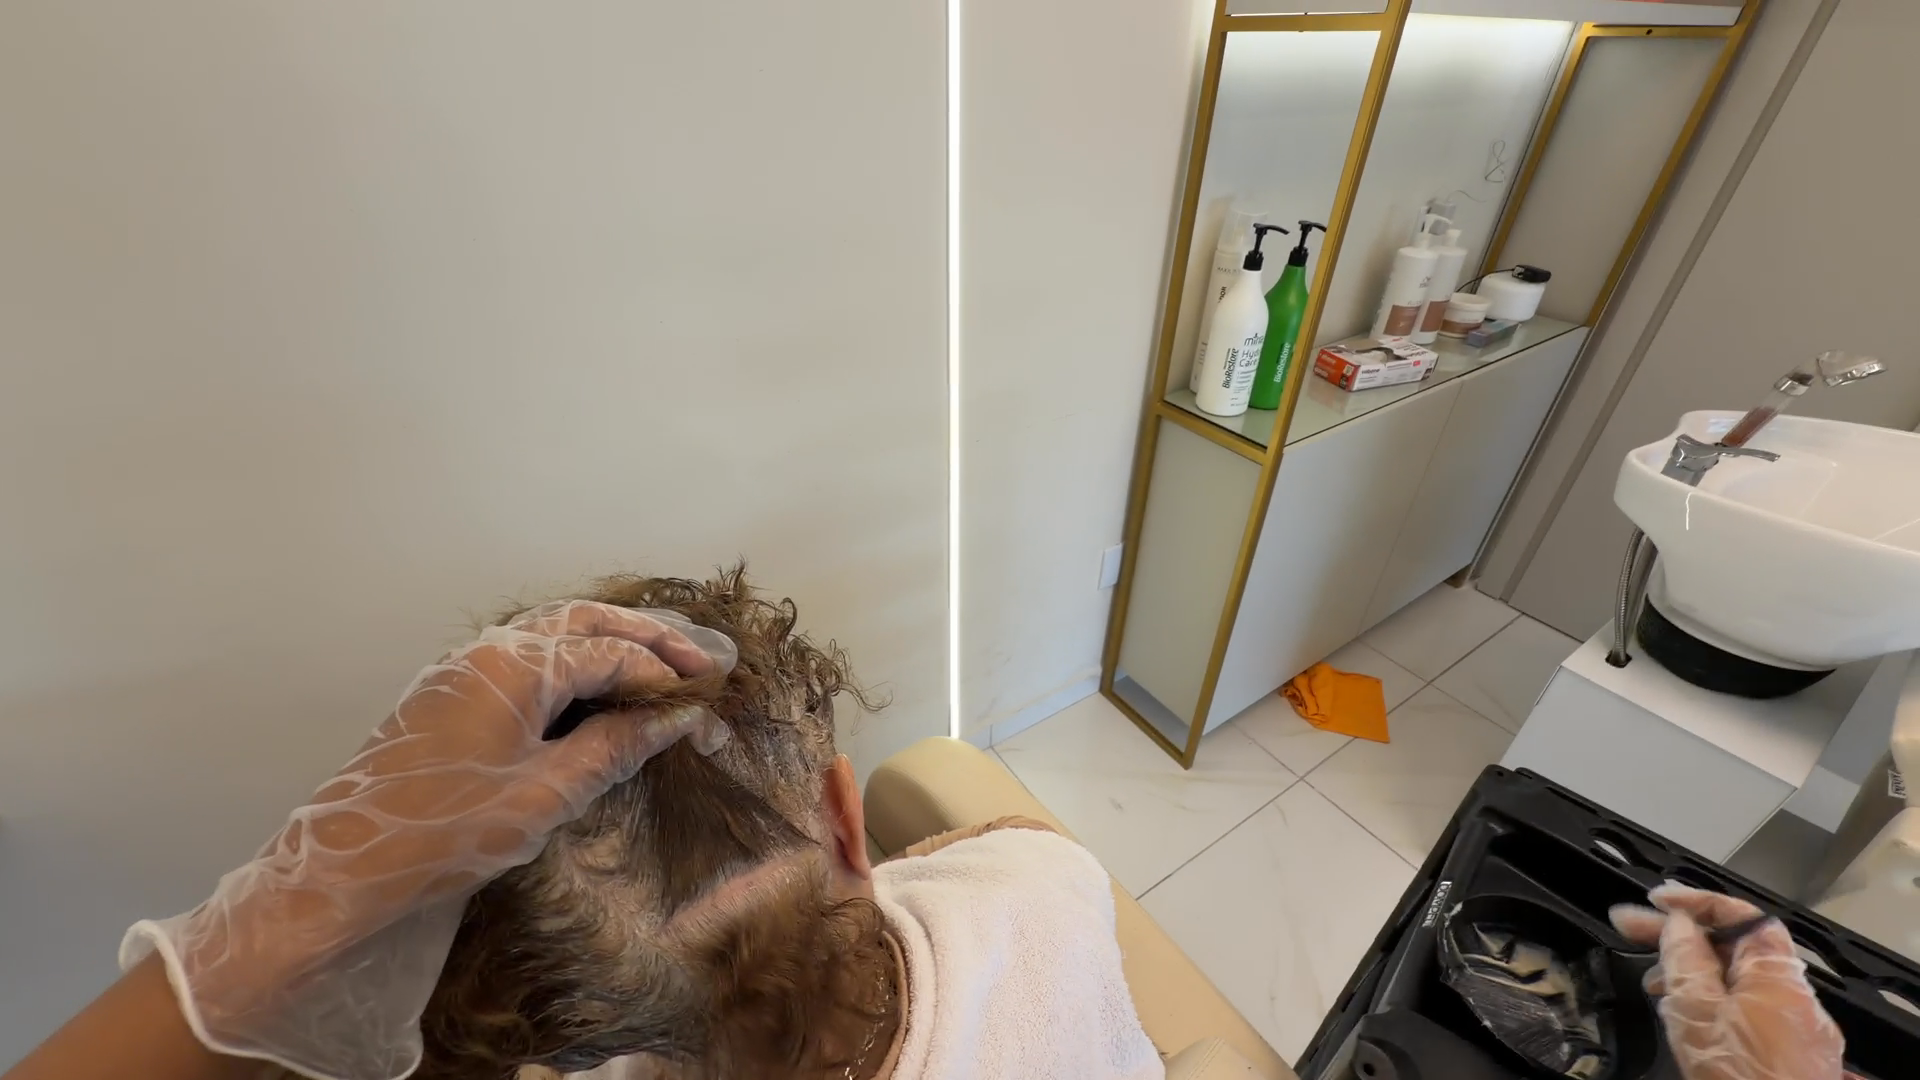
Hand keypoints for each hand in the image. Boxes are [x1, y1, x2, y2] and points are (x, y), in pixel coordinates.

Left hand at [121, 601, 735, 1079]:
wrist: (335, 877)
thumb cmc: (448, 833)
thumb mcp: (548, 792)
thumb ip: (620, 745)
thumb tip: (683, 717)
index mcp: (513, 667)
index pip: (610, 653)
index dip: (662, 673)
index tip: (703, 696)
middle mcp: (490, 650)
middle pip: (586, 619)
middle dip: (646, 635)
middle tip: (696, 658)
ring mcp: (467, 666)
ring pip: (557, 629)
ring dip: (612, 638)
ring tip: (658, 660)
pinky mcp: (455, 689)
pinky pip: (531, 651)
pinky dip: (578, 655)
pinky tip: (599, 680)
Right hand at [1610, 882, 1844, 1079]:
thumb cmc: (1732, 1064)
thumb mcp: (1695, 1003)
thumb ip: (1686, 955)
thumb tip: (1679, 923)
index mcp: (1779, 980)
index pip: (1746, 918)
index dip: (1698, 901)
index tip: (1656, 900)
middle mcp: (1795, 998)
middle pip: (1734, 947)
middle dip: (1678, 934)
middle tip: (1625, 925)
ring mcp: (1794, 1027)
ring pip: (1734, 977)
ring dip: (1686, 966)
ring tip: (1647, 977)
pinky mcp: (1787, 1051)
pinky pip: (1742, 1004)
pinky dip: (1705, 994)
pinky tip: (1676, 1006)